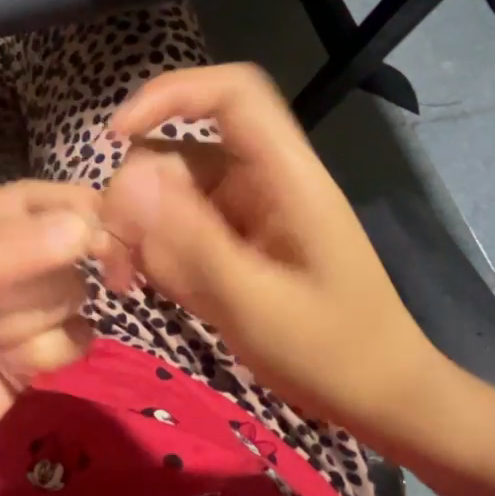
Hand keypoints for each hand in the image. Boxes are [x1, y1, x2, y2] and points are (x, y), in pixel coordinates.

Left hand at [0, 182, 126, 495]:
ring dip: (34, 324)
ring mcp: (14, 310)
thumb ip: (5, 255)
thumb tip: (82, 225)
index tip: (106, 235)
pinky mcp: (32, 354)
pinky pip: (75, 337)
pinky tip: (11, 368)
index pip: (32, 200)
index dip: (73, 209)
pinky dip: (49, 353)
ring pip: (70, 295)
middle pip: (61, 248)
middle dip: (38, 285)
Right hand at [99, 64, 448, 441]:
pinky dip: (148, 247)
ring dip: (135, 227)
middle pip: (176, 149)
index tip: (115, 136)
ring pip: (163, 188)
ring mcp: (240, 210)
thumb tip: (124, 182)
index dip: (168, 94)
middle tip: (113, 255)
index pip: (230, 93)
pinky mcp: (228, 238)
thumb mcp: (256, 305)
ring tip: (126, 280)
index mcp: (285, 175)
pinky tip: (143, 285)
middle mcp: (258, 179)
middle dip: (134, 193)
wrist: (381, 402)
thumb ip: (189, 243)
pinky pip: (171, 223)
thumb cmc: (333, 353)